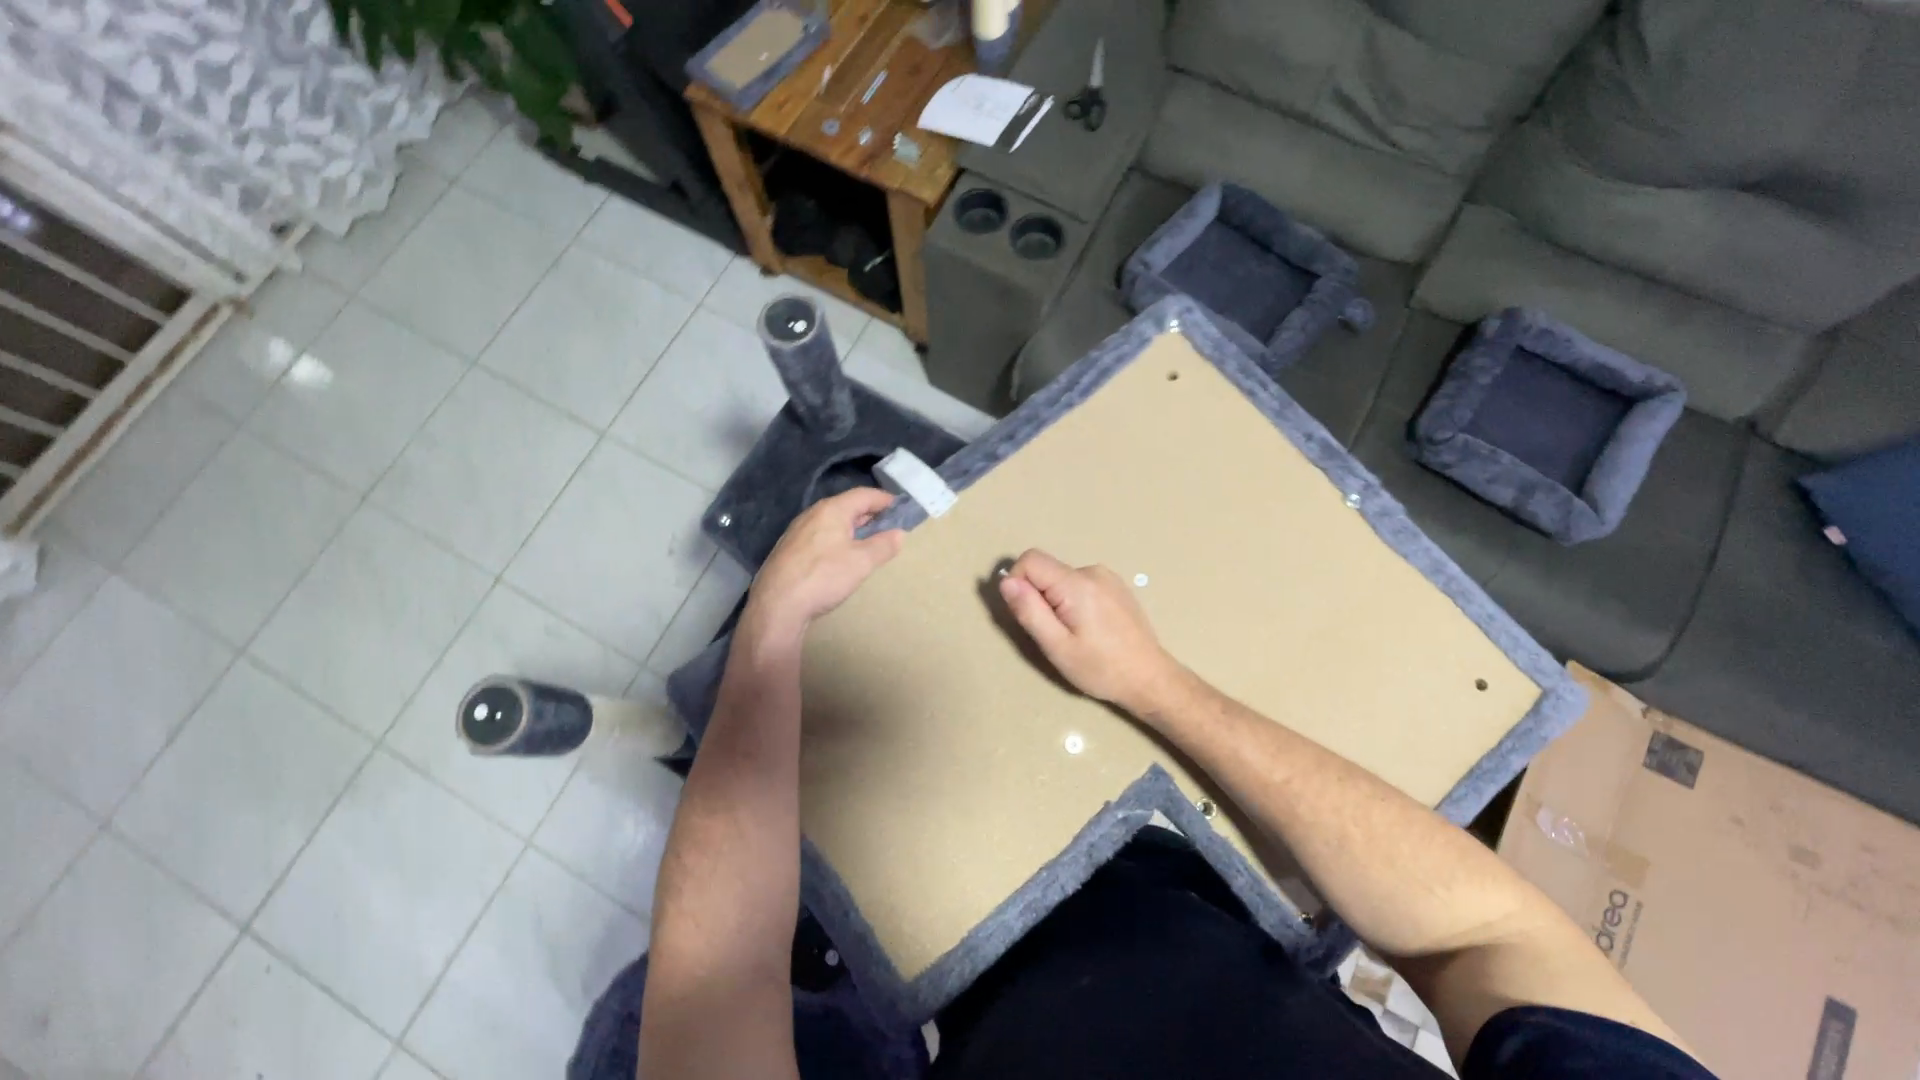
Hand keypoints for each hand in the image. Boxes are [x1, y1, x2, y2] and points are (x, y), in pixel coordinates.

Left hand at [741, 488, 904, 647]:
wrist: (777, 605)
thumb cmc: (823, 576)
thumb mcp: (861, 562)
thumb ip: (883, 545)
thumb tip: (899, 533)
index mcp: (831, 510)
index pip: (863, 494)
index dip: (884, 499)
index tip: (901, 508)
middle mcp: (812, 514)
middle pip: (846, 506)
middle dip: (869, 514)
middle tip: (888, 526)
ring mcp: (797, 532)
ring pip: (831, 522)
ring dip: (852, 528)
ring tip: (867, 542)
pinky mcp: (789, 550)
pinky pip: (819, 536)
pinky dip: (836, 539)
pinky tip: (839, 557)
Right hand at [996, 549, 1185, 716]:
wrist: (1149, 677)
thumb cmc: (1100, 668)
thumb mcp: (1056, 646)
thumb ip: (1029, 611)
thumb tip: (1006, 581)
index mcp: (1077, 584)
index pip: (1030, 560)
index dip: (1018, 583)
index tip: (1028, 615)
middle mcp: (1093, 571)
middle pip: (1047, 570)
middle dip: (1039, 597)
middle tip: (1054, 634)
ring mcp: (1108, 577)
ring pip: (1062, 579)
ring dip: (1057, 601)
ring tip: (1075, 634)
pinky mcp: (1116, 586)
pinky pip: (1080, 584)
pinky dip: (1074, 601)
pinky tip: (1091, 629)